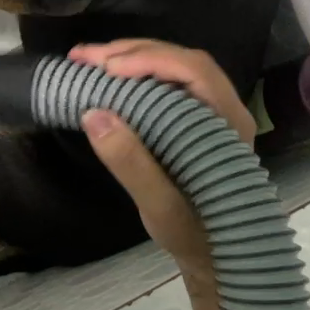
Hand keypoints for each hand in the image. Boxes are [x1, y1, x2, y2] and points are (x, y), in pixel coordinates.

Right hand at [71, 41, 254, 295]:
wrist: (217, 256)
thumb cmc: (193, 233)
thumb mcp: (159, 206)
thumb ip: (131, 162)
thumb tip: (92, 113)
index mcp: (226, 124)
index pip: (193, 70)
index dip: (148, 60)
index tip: (105, 67)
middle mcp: (222, 109)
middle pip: (180, 61)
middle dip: (130, 52)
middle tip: (83, 57)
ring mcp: (207, 113)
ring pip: (171, 68)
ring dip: (129, 58)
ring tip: (87, 62)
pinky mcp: (191, 121)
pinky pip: (164, 84)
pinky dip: (132, 75)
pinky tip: (106, 79)